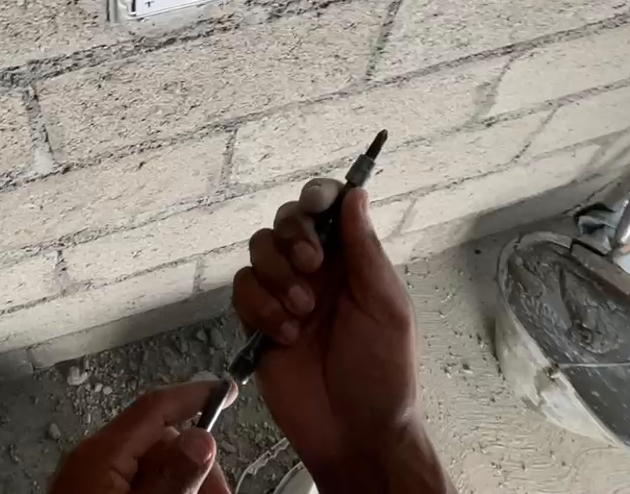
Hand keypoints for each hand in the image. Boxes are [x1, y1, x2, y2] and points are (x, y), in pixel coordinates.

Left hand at [48, 380, 235, 493]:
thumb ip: (174, 480)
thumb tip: (202, 439)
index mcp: (100, 454)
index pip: (155, 407)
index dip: (194, 395)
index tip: (227, 390)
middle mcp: (92, 460)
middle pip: (159, 443)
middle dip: (196, 469)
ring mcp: (90, 484)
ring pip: (152, 469)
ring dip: (183, 488)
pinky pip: (136, 487)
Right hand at [233, 183, 449, 493]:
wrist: (355, 436)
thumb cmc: (382, 373)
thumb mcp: (386, 308)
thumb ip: (365, 250)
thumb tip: (355, 194)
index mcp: (348, 259)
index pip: (327, 207)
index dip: (317, 195)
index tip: (314, 204)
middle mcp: (313, 269)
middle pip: (285, 220)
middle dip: (293, 236)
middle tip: (312, 266)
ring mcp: (282, 292)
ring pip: (259, 249)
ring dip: (277, 275)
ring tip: (302, 312)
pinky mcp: (256, 319)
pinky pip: (242, 288)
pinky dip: (261, 307)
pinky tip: (285, 336)